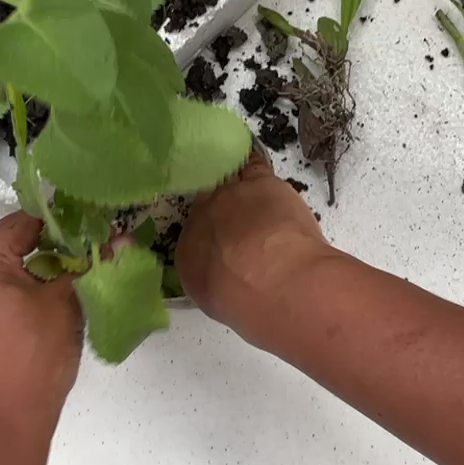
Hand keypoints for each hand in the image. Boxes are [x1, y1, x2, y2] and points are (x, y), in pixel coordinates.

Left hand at [0, 212, 82, 442]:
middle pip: (15, 246)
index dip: (62, 220)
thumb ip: (90, 266)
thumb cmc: (32, 359)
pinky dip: (30, 294)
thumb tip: (123, 240)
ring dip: (46, 272)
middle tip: (96, 250)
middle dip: (57, 247)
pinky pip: (3, 298)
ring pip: (11, 273)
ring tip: (84, 276)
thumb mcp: (66, 304)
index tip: (96, 224)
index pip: (23, 222)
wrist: (2, 433)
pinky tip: (61, 304)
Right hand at [177, 146, 338, 347]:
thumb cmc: (249, 303)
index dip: (212, 233)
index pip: (195, 234)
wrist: (274, 281)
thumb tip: (226, 274)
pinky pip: (252, 163)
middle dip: (221, 205)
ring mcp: (230, 195)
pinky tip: (257, 160)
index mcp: (188, 253)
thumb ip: (217, 279)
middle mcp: (202, 218)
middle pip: (207, 200)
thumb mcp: (220, 301)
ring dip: (240, 184)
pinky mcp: (258, 181)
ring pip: (230, 180)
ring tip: (252, 192)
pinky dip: (254, 162)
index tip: (227, 240)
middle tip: (239, 215)